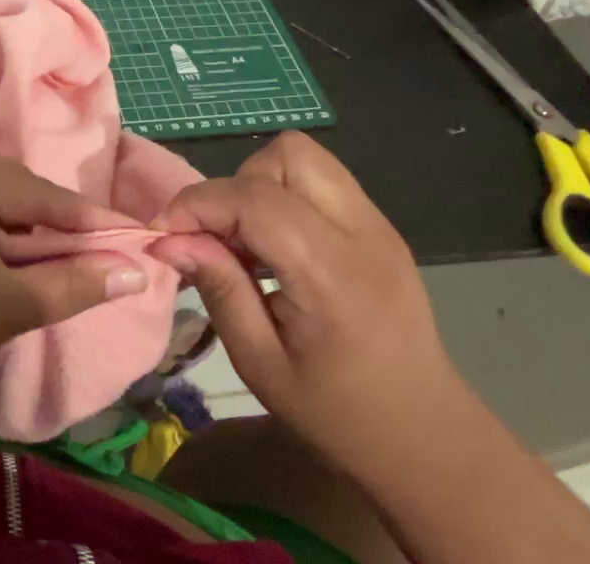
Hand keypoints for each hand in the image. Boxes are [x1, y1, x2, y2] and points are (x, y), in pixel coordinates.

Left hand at [0, 152, 151, 412]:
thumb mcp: (9, 304)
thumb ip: (75, 282)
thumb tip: (138, 272)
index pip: (37, 192)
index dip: (90, 219)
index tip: (137, 236)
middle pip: (12, 193)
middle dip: (56, 228)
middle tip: (104, 256)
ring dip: (25, 238)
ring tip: (68, 265)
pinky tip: (18, 266)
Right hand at [147, 133, 467, 480]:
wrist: (425, 435)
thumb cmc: (336, 412)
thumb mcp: (260, 363)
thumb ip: (218, 289)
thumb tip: (169, 241)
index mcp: (334, 276)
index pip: (255, 200)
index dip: (197, 205)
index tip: (164, 236)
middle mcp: (364, 234)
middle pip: (286, 155)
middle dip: (235, 187)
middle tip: (217, 239)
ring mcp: (378, 225)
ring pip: (303, 158)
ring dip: (258, 186)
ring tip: (245, 241)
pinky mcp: (380, 227)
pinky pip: (319, 181)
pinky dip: (282, 197)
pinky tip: (273, 248)